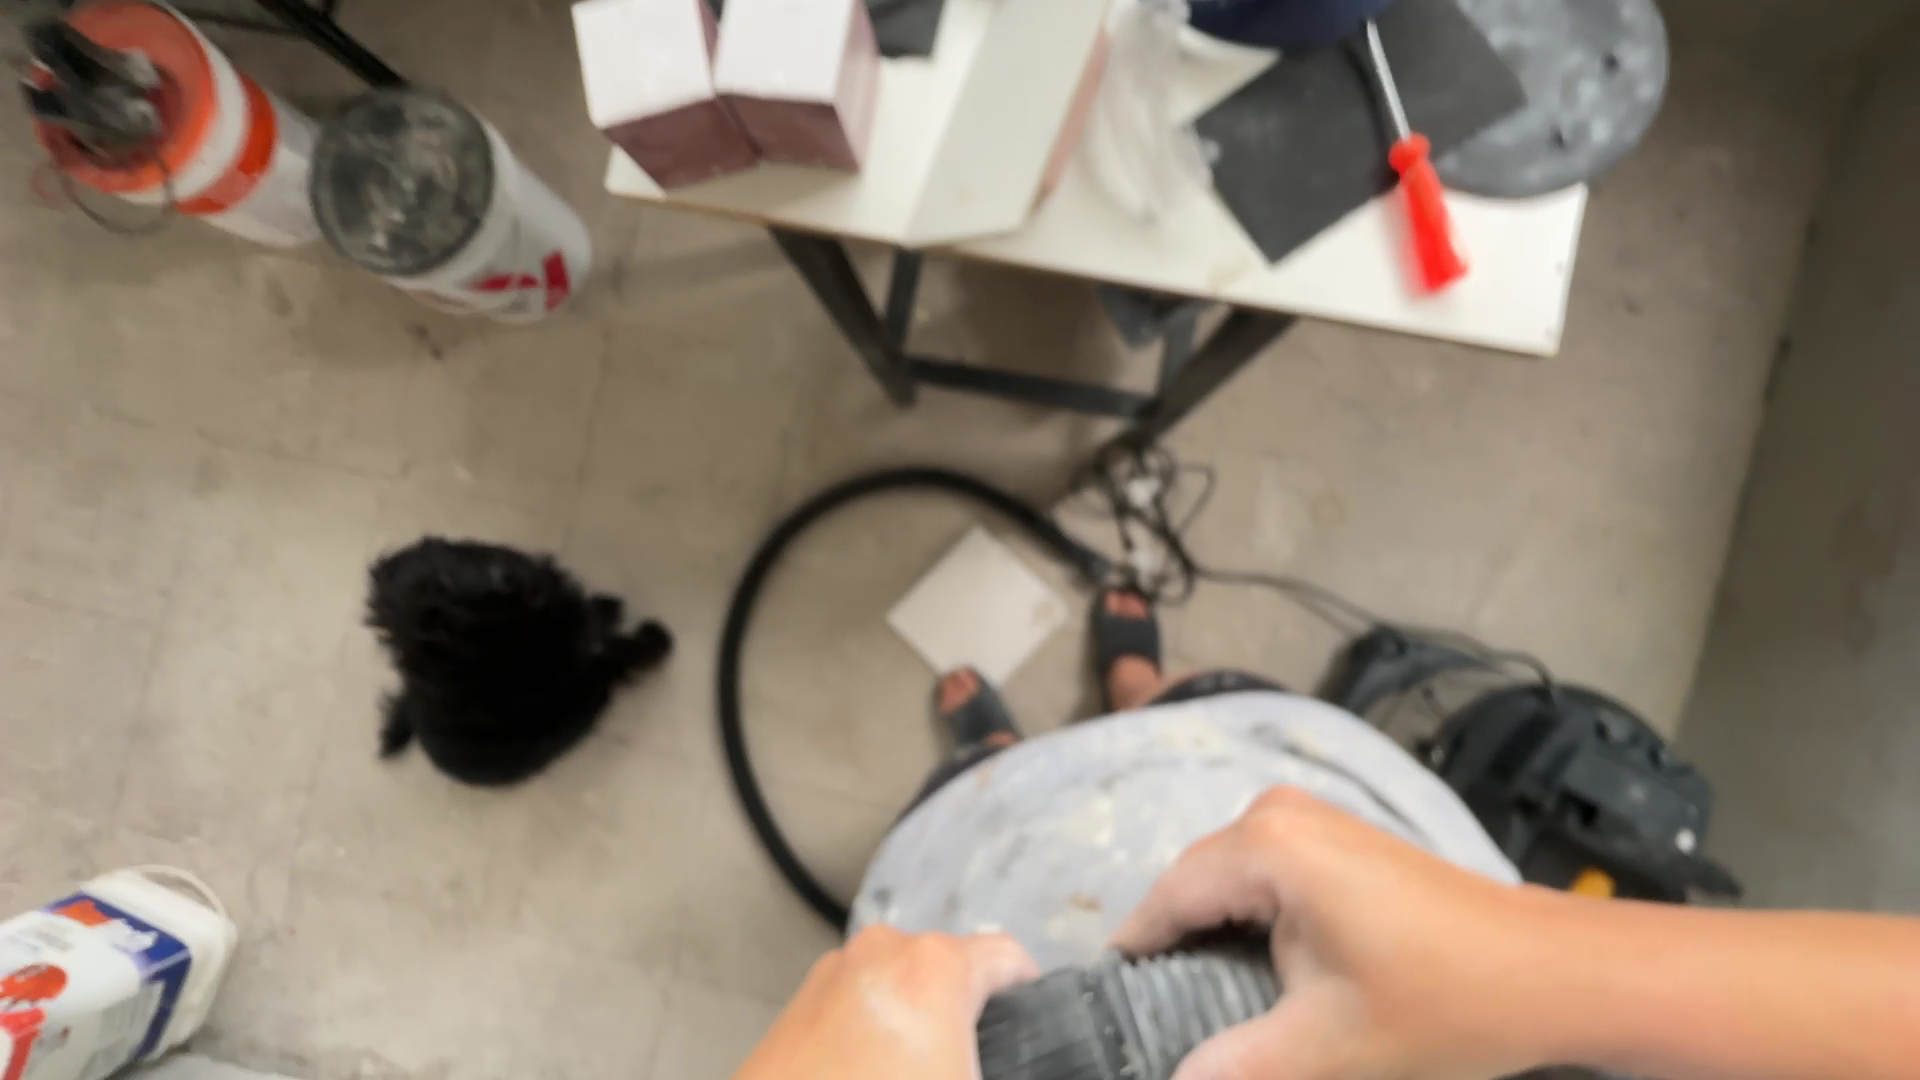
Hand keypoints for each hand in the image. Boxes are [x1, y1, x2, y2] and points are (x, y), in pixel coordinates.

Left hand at [735, 925, 1039, 1079]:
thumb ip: (1006, 1066)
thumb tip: (976, 1056)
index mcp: (936, 965)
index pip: (1009, 957)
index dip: (1031, 997)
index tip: (1033, 1033)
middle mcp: (887, 949)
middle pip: (951, 971)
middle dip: (965, 1018)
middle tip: (962, 1066)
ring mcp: (836, 970)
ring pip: (900, 986)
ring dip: (915, 1026)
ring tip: (911, 1074)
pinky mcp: (798, 1002)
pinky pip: (858, 1004)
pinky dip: (871, 1033)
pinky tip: (867, 1074)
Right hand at [1112, 787, 1551, 1079]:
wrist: (1549, 967)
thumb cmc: (1443, 1000)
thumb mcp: (1334, 1046)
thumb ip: (1241, 1066)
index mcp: (1265, 845)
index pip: (1172, 894)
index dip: (1137, 946)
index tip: (1110, 996)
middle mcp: (1272, 812)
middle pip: (1195, 878)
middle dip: (1172, 938)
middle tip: (1154, 1003)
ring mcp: (1301, 813)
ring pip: (1222, 871)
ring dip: (1206, 924)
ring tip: (1192, 985)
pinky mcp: (1322, 828)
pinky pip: (1254, 865)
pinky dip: (1240, 908)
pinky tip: (1247, 954)